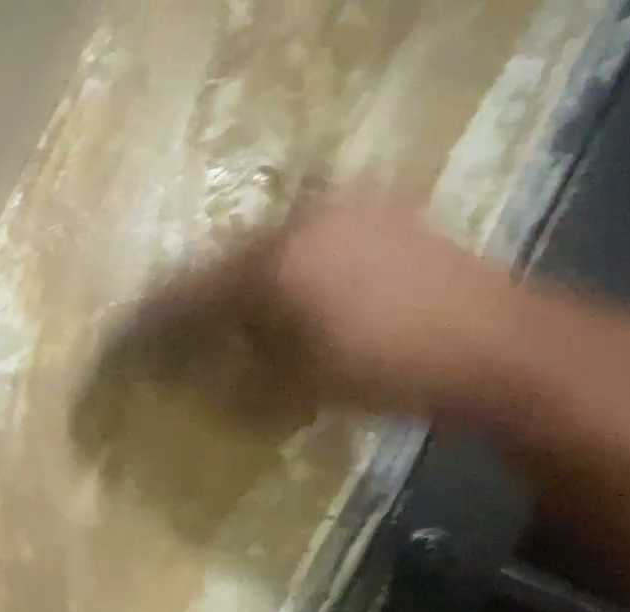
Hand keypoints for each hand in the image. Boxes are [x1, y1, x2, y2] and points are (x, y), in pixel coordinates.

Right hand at [137, 189, 527, 419]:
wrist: (498, 346)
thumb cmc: (387, 372)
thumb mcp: (294, 385)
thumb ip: (235, 372)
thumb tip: (196, 372)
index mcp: (273, 262)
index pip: (190, 289)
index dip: (157, 318)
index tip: (132, 339)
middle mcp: (303, 219)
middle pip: (228, 259)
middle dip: (204, 297)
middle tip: (187, 331)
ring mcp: (349, 207)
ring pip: (273, 244)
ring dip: (250, 280)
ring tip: (243, 316)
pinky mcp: (385, 209)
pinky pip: (316, 234)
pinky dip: (296, 264)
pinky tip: (301, 292)